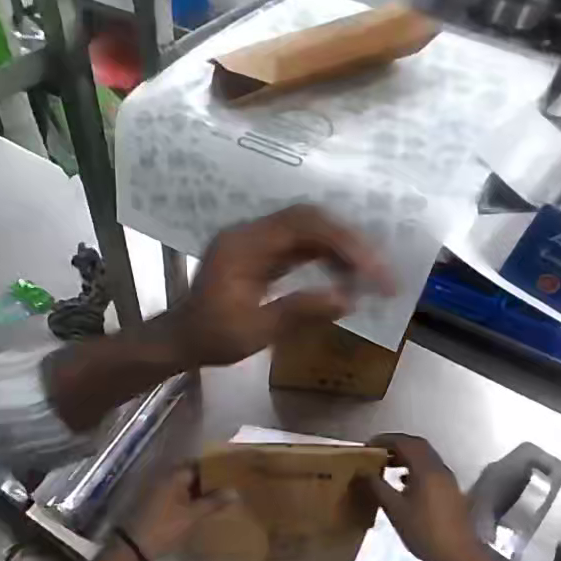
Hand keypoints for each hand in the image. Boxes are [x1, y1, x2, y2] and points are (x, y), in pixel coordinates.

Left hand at [118, 467, 236, 559]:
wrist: (134, 547)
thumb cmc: (164, 528)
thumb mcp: (192, 516)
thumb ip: (213, 502)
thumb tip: (234, 491)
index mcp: (174, 475)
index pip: (198, 464)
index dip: (214, 469)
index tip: (230, 474)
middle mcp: (164, 477)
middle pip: (190, 474)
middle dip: (207, 480)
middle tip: (226, 487)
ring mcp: (157, 489)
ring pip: (183, 485)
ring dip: (197, 490)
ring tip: (217, 498)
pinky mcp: (154, 502)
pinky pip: (175, 494)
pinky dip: (187, 498)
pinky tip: (199, 508)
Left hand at [160, 205, 393, 368]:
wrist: (180, 340)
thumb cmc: (211, 338)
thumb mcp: (254, 331)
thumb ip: (299, 311)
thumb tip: (347, 300)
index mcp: (244, 244)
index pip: (302, 226)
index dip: (343, 242)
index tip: (371, 268)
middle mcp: (251, 233)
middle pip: (309, 220)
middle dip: (349, 242)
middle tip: (379, 272)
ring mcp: (255, 241)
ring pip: (308, 230)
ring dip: (341, 249)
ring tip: (368, 278)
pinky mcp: (261, 253)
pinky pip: (300, 245)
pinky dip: (326, 258)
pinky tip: (345, 277)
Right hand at [358, 433, 483, 560]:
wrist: (458, 555)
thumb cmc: (424, 531)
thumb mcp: (395, 509)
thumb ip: (377, 487)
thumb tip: (362, 472)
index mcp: (425, 468)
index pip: (404, 442)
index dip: (385, 440)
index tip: (368, 445)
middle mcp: (439, 468)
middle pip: (417, 445)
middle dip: (396, 445)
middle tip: (377, 452)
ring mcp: (447, 479)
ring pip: (425, 457)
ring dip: (407, 456)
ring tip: (387, 466)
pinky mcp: (451, 490)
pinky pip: (431, 469)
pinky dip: (415, 468)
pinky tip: (404, 483)